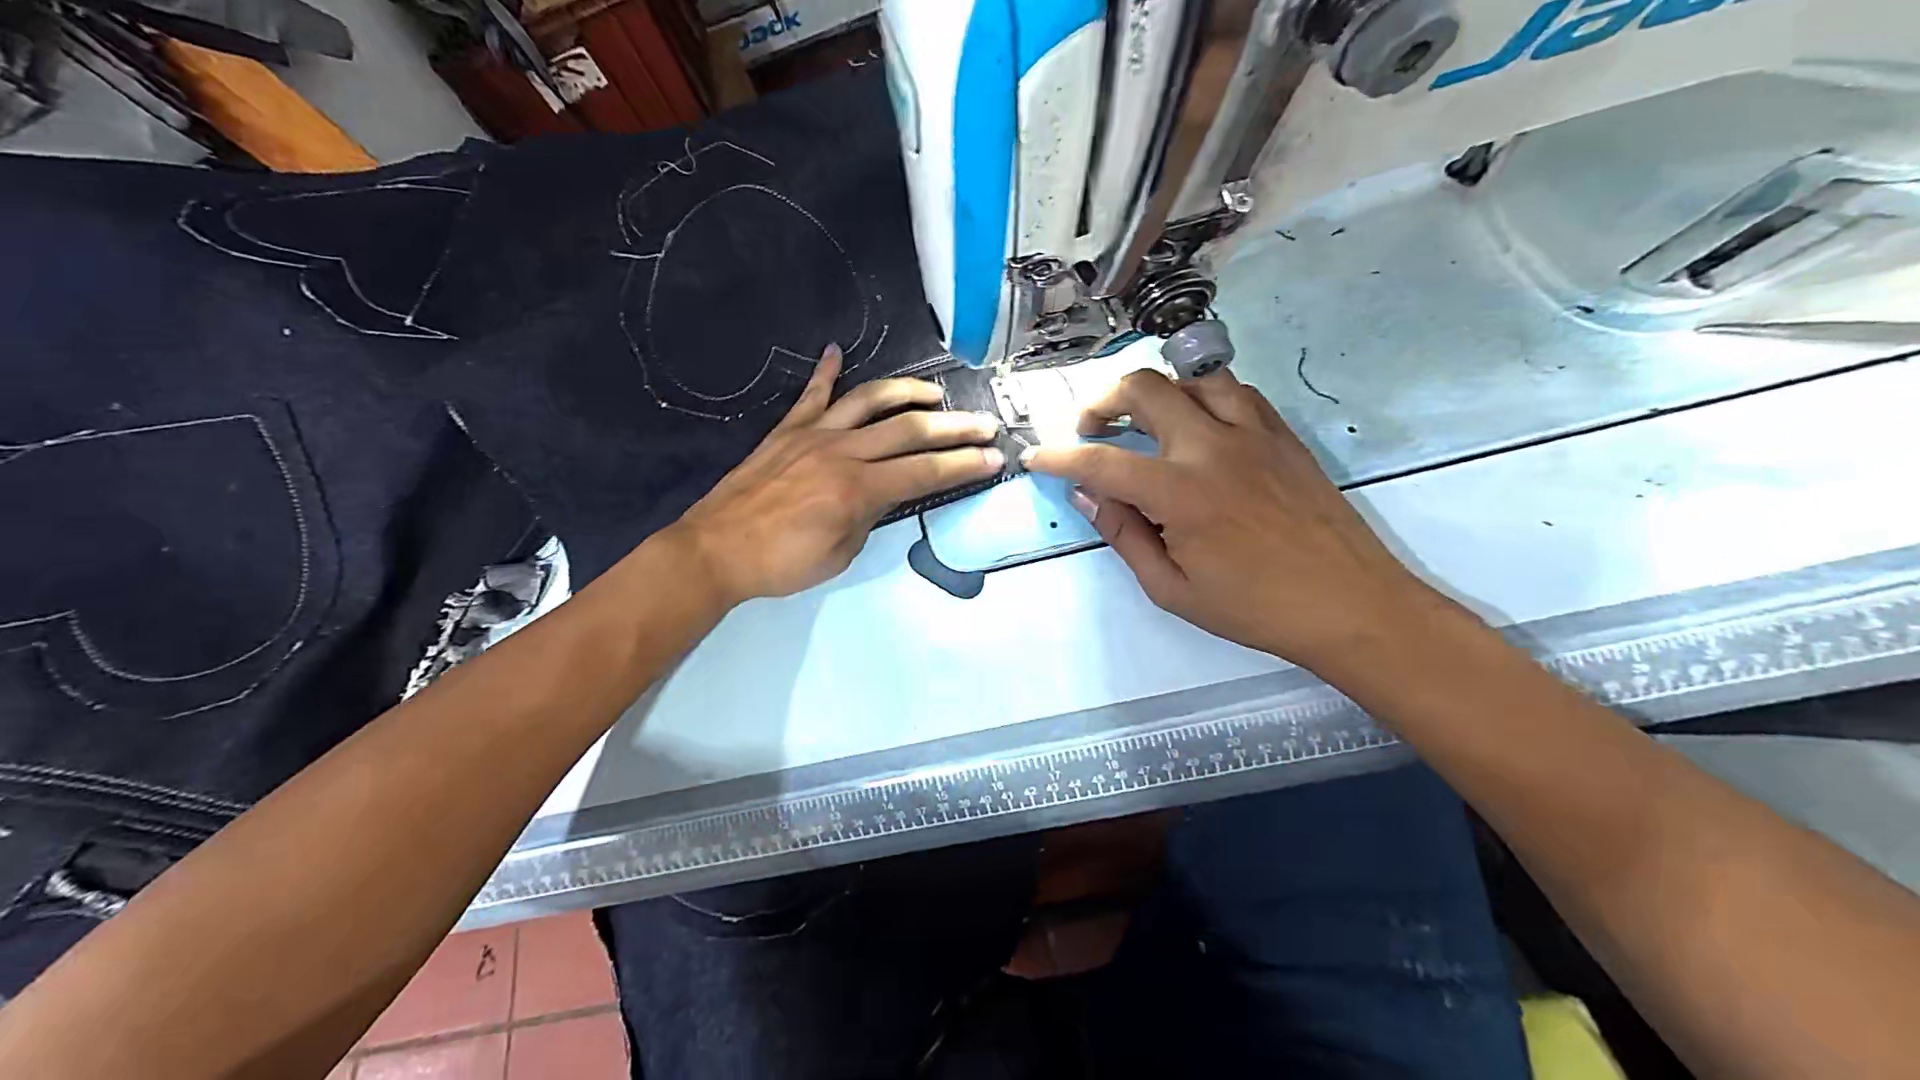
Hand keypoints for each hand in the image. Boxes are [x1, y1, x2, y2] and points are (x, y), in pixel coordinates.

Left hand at [670, 344, 1003, 605]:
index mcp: (858, 489)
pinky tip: (836, 350)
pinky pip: (811, 395)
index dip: (964, 465)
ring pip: (869, 401)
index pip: (925, 472)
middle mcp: (842, 452)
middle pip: (910, 430)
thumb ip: (870, 517)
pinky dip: (826, 371)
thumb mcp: (840, 553)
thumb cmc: (781, 563)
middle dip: (955, 427)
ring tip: (934, 393)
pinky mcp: (787, 431)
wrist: (715, 549)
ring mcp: (813, 435)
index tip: (994, 458)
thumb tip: (884, 493)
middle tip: (984, 423)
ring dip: (907, 392)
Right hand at [1022, 368, 1452, 674]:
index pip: (1101, 461)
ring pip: (1191, 376)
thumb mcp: (1170, 589)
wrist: (1347, 603)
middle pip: (1144, 389)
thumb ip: (1124, 536)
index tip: (1037, 459)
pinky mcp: (1281, 433)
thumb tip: (1089, 497)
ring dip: (1155, 390)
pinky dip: (1202, 395)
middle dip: (1102, 402)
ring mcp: (1252, 432)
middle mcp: (1212, 447)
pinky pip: (1234, 390)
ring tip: (1142, 419)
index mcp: (1179, 493)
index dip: (1060, 458)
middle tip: (1091, 429)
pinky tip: (1196, 423)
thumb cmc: (1253, 607)